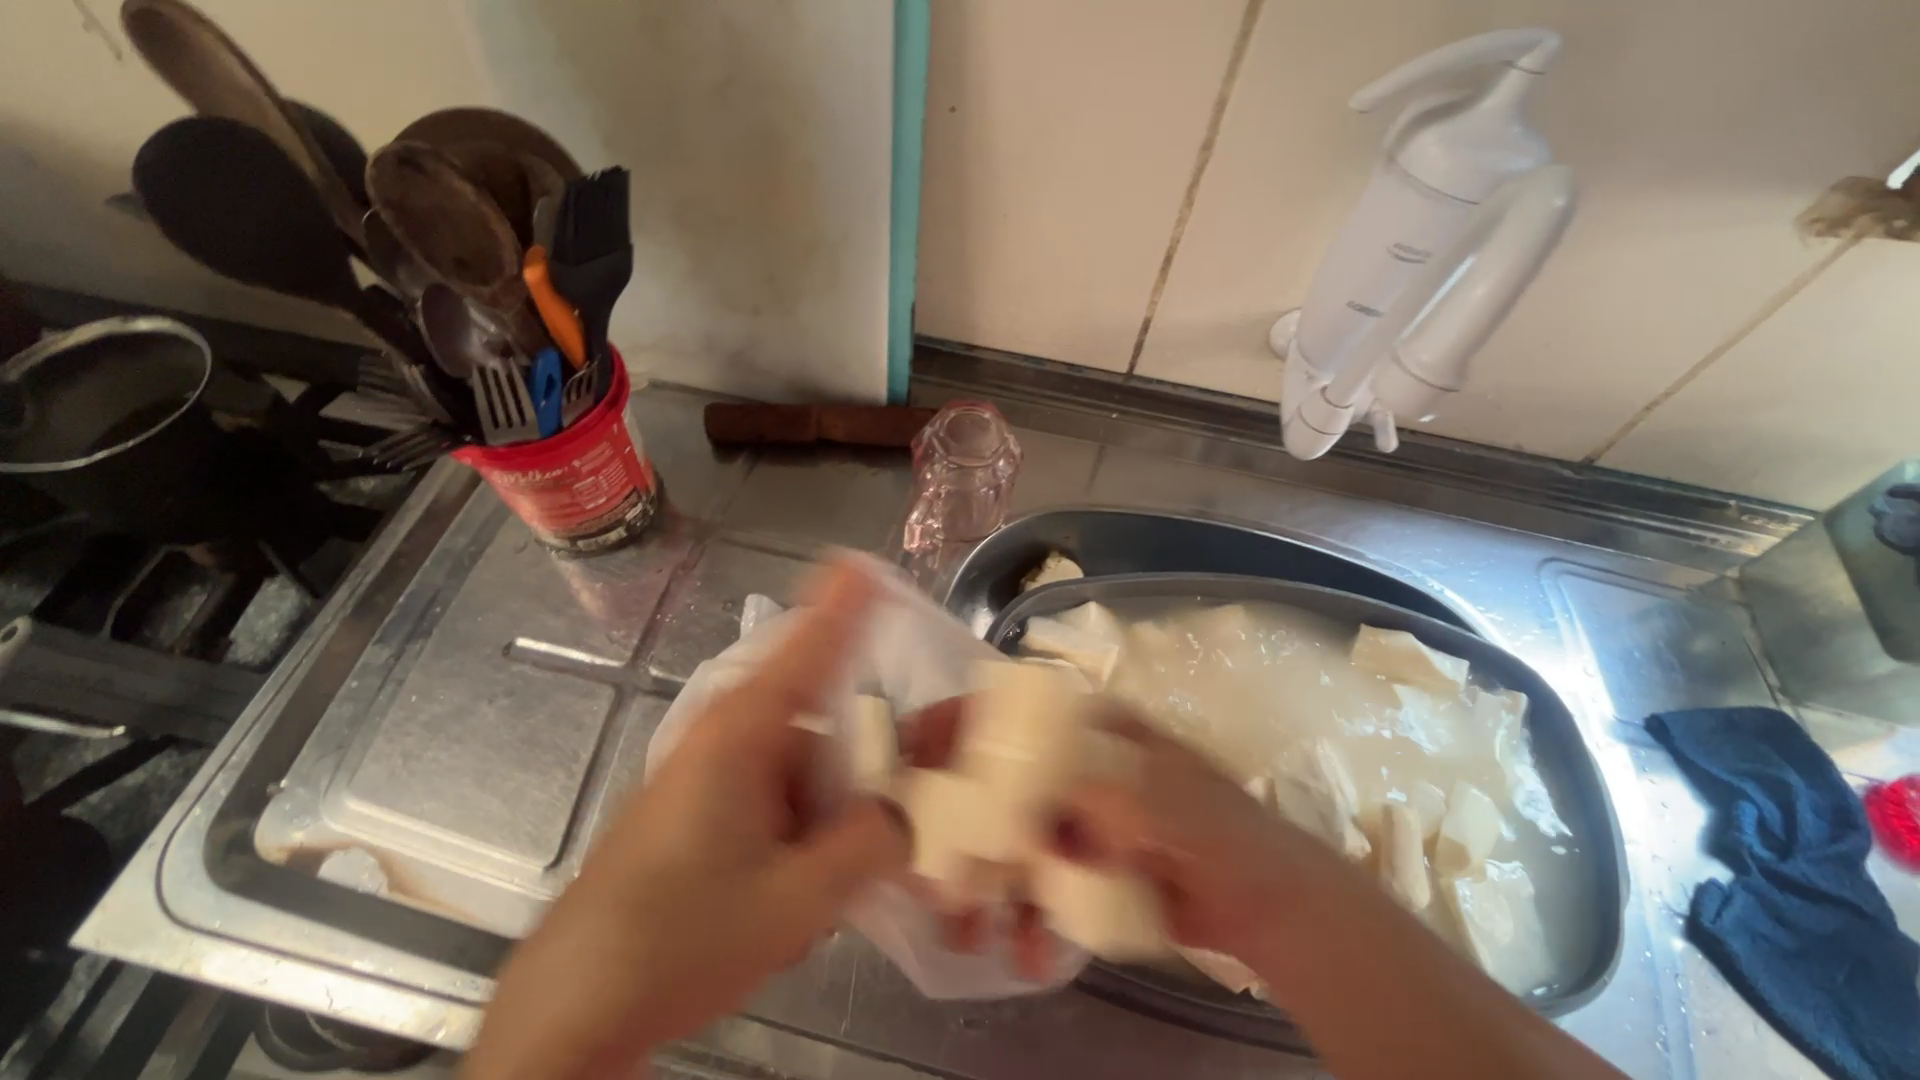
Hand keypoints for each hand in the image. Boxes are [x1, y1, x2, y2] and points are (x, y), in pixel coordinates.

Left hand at [468, 557, 911, 1079]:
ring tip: (826, 895)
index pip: (809, 646)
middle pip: (822, 725)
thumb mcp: (798, 900)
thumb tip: (906, 811)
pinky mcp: (700, 813)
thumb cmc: (682, 939)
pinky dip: (800, 840)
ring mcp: (710, 777)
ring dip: (830, 822)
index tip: (866, 561)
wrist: (573, 1007)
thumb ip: (871, 844)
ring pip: (802, 775)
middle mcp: (727, 740)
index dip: (844, 603)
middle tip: (887, 835)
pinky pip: (774, 805)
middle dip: (863, 776)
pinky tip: (795, 902)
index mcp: (746, 735)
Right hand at [907, 697, 1345, 974]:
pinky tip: (1024, 949)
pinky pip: (1028, 885)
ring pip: (1000, 839)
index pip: (1003, 712)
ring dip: (977, 883)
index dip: (949, 728)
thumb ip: (1100, 786)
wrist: (1262, 901)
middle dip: (950, 824)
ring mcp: (1067, 817)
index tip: (904, 762)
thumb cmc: (1218, 830)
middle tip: (922, 870)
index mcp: (1085, 728)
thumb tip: (1022, 789)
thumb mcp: (1164, 799)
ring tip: (963, 928)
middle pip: (987, 780)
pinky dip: (1019, 916)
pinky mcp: (1072, 866)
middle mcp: (1066, 765)